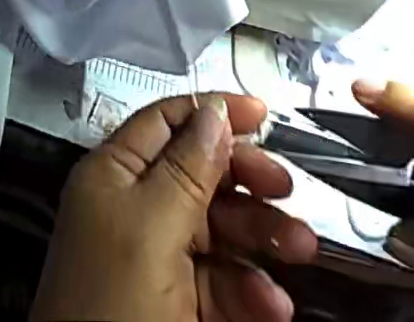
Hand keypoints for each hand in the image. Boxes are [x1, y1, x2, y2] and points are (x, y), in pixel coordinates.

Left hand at [31, 93, 318, 321]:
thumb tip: (214, 111)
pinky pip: (222, 282)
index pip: (164, 122)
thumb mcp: (149, 228)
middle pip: (199, 173)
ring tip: (299, 247)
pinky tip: (273, 306)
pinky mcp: (178, 303)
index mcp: (114, 173)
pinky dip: (251, 291)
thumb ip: (185, 169)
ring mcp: (157, 256)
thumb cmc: (113, 301)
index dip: (210, 111)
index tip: (262, 112)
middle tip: (286, 188)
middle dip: (245, 178)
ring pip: (219, 228)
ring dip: (262, 235)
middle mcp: (133, 205)